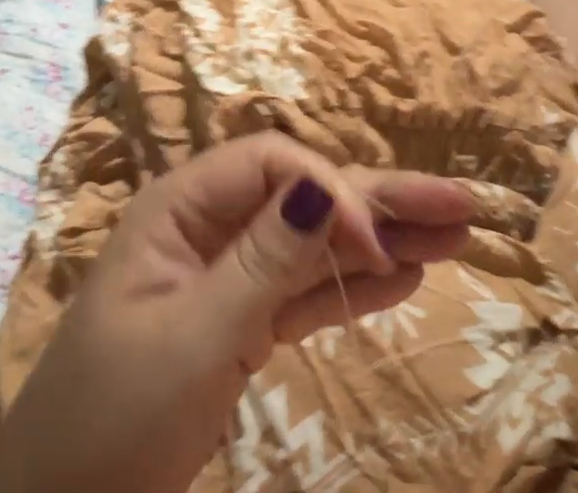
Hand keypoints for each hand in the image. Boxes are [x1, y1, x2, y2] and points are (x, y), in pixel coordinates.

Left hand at [0, 133, 474, 492]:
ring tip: (455, 236)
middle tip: (461, 203)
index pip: (269, 166)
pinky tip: (403, 279)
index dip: (331, 190)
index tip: (379, 245)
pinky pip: (303, 296)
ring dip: (380, 241)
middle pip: (301, 199)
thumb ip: (261, 262)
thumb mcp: (192, 335)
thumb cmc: (116, 411)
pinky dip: (352, 287)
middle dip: (378, 199)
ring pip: (312, 247)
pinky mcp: (239, 326)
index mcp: (177, 211)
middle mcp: (204, 231)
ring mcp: (225, 280)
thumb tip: (325, 185)